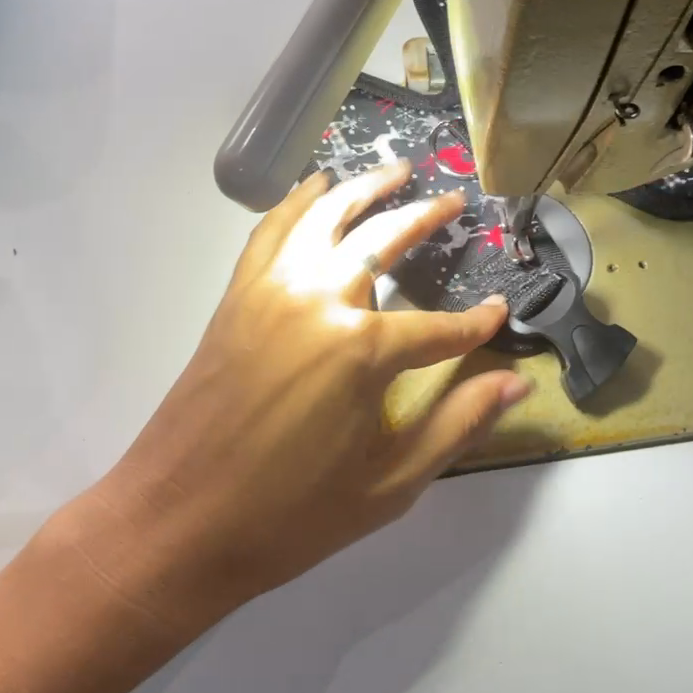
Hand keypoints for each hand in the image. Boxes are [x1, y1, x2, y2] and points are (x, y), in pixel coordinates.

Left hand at [82, 162, 526, 624]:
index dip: (476, 323)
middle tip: (454, 199)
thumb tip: (517, 383)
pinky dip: (296, 203)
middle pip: (382, 240)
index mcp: (363, 350)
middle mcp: (320, 300)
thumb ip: (457, 425)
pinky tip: (314, 188)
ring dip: (363, 187)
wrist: (175, 523)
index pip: (440, 328)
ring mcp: (272, 290)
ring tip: (395, 169)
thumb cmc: (289, 516)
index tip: (500, 311)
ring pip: (325, 217)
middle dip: (424, 217)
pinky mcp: (237, 296)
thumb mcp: (389, 485)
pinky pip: (271, 232)